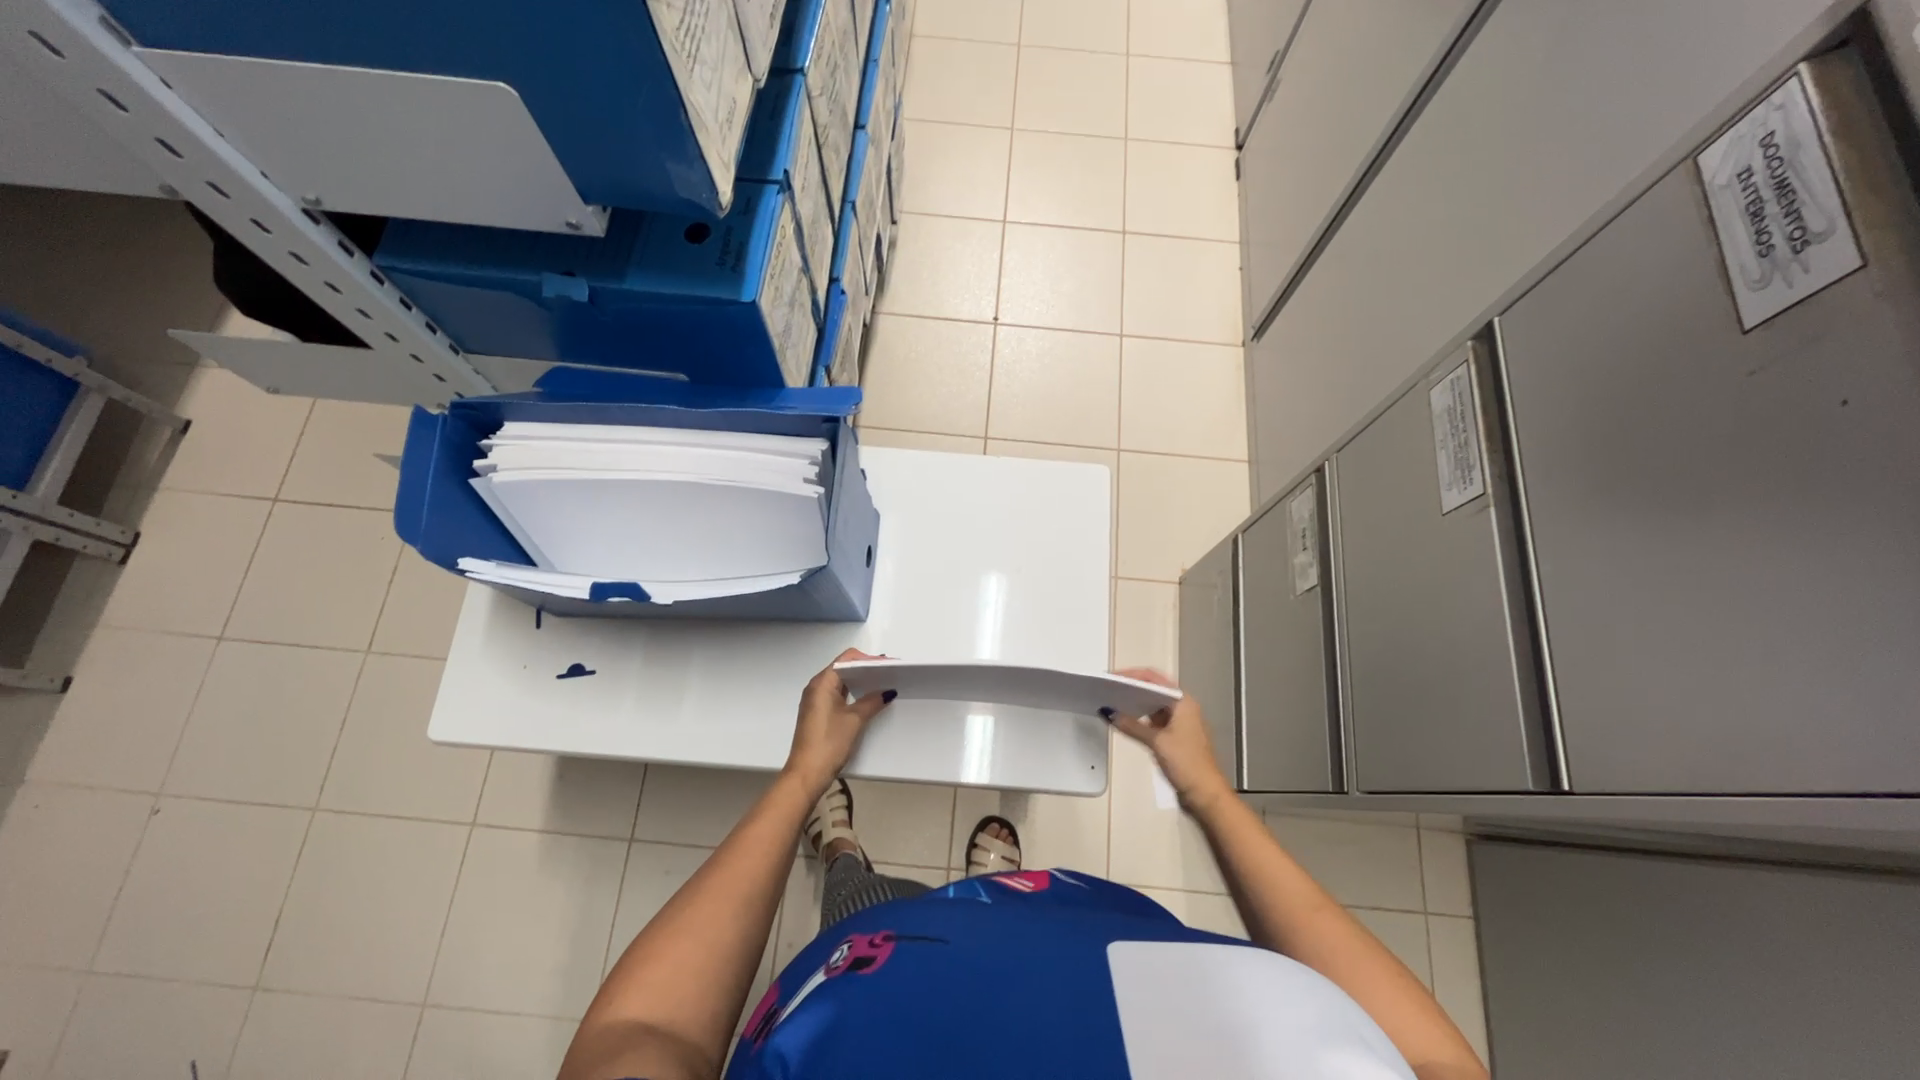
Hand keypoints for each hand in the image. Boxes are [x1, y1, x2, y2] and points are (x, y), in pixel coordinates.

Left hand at [783, 648, 894, 793]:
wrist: (807, 773)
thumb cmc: (829, 742)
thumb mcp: (854, 720)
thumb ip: (872, 702)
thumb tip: (886, 692)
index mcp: (822, 683)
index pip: (847, 659)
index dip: (869, 659)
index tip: (888, 664)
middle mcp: (816, 687)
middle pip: (843, 668)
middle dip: (865, 669)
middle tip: (889, 672)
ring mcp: (815, 701)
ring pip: (839, 682)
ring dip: (859, 681)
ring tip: (881, 684)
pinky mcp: (817, 713)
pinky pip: (836, 694)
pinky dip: (852, 693)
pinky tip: (866, 699)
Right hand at [1108, 668, 1232, 812]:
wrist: (1205, 793)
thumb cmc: (1186, 763)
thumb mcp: (1157, 742)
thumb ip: (1132, 726)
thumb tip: (1108, 712)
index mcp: (1183, 702)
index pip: (1154, 679)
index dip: (1131, 675)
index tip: (1111, 677)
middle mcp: (1182, 707)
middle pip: (1154, 689)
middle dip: (1131, 687)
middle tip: (1108, 688)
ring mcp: (1179, 722)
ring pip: (1153, 705)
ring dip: (1135, 703)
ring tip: (1112, 701)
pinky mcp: (1174, 736)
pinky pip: (1154, 720)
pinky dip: (1139, 718)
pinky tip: (1124, 720)